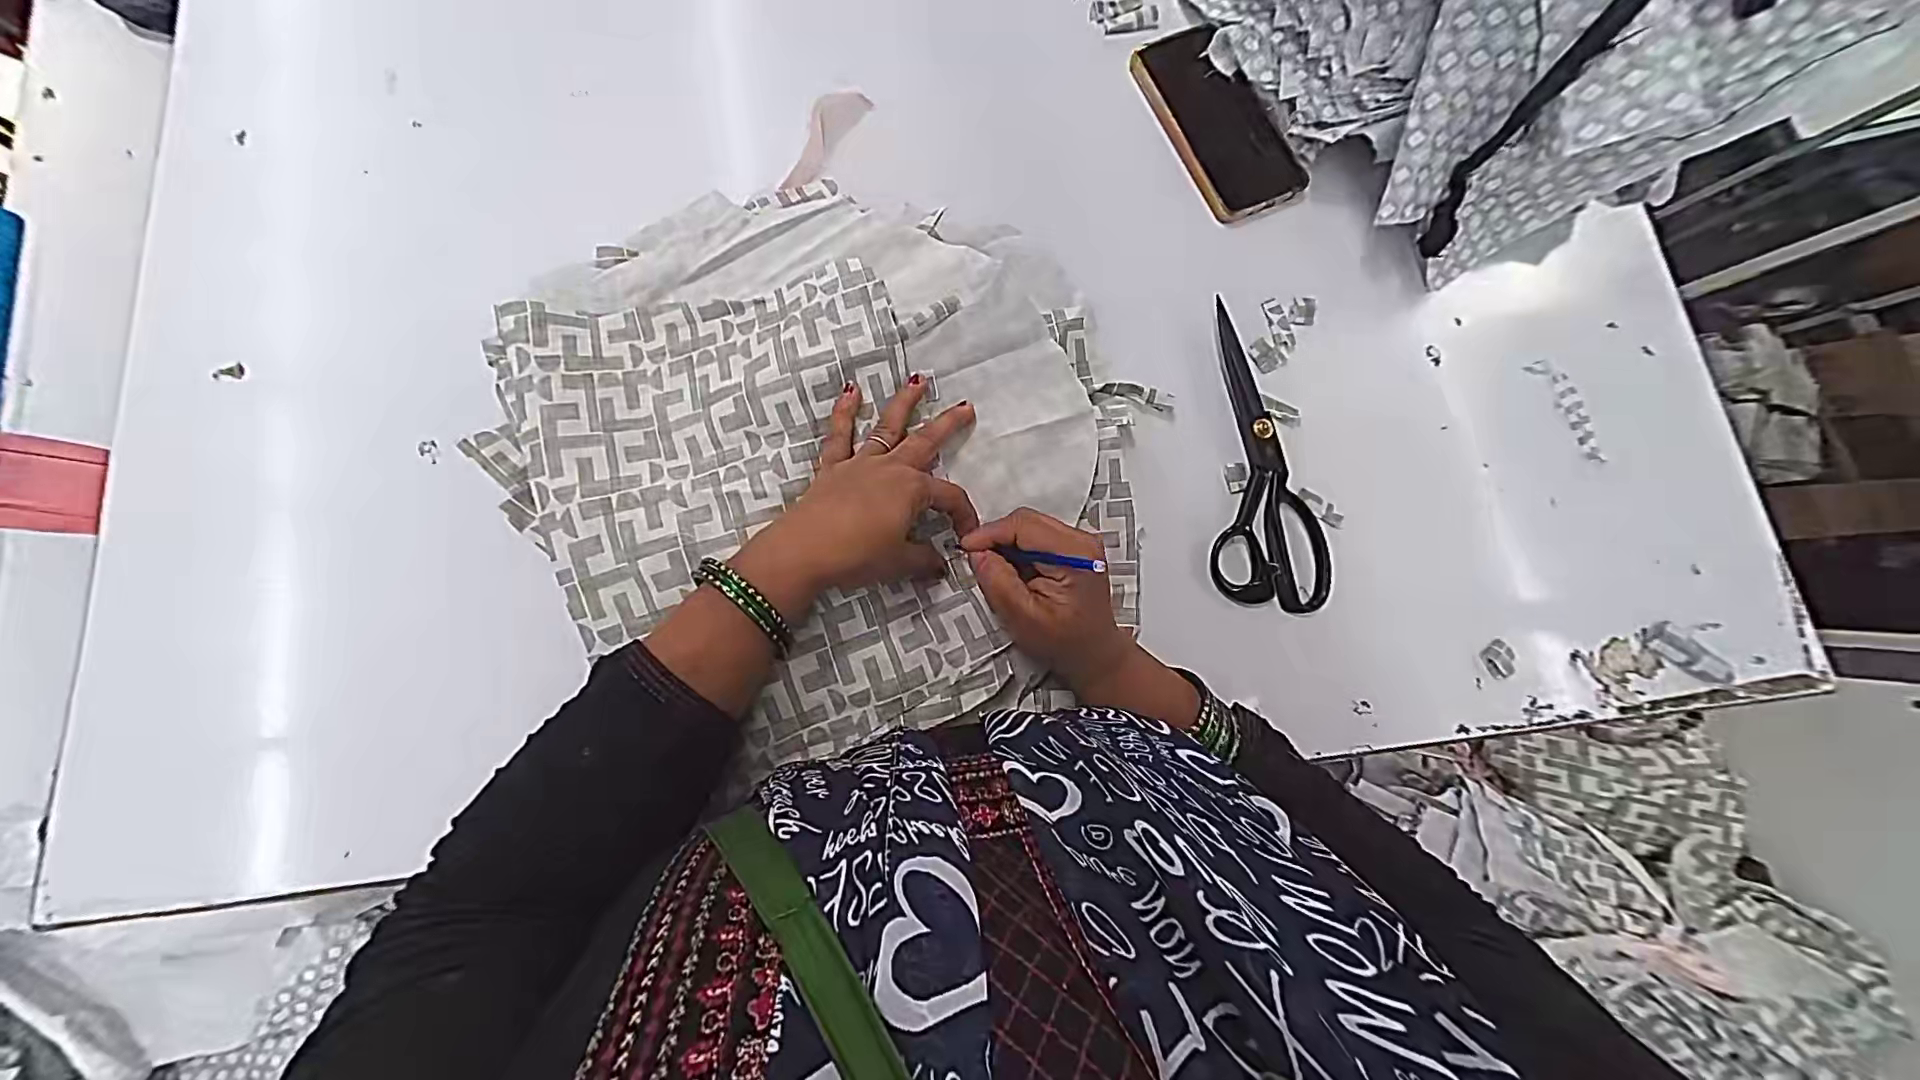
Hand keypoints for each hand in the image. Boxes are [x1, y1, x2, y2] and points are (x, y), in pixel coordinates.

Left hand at [735, 376, 977, 613]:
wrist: (802, 552)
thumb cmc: (856, 556)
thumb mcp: (898, 563)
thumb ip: (924, 560)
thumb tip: (940, 564)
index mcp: (911, 489)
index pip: (949, 497)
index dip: (963, 514)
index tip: (966, 535)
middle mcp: (889, 469)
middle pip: (925, 442)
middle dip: (948, 424)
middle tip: (965, 407)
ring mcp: (860, 464)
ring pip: (887, 427)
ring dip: (904, 403)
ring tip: (917, 381)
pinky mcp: (832, 469)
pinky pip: (840, 436)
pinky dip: (844, 412)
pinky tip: (850, 392)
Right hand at [959, 508, 1132, 688]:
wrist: (1094, 654)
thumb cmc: (1064, 642)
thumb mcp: (1023, 618)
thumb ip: (999, 582)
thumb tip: (977, 553)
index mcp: (1075, 554)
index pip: (1023, 525)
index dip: (989, 533)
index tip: (965, 548)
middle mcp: (1081, 540)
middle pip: (1026, 521)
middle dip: (996, 537)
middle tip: (976, 560)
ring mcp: (1079, 542)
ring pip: (1028, 526)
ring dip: (1006, 544)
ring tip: (994, 569)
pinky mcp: (1072, 548)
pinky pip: (1035, 537)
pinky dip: (1017, 550)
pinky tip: (1012, 571)